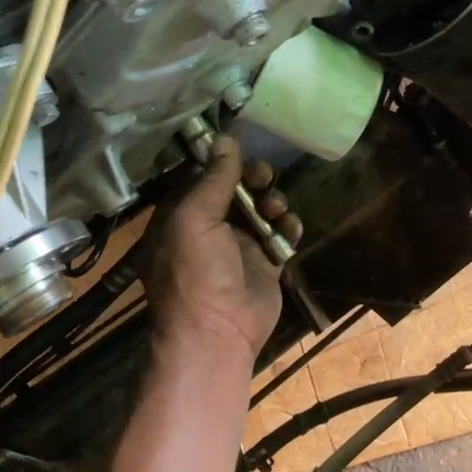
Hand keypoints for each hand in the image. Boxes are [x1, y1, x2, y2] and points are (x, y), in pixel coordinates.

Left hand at [146, 136, 298, 360]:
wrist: (217, 332)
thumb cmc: (195, 272)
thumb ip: (213, 179)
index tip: (241, 148)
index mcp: (181, 218)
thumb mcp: (195, 218)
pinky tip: (290, 228)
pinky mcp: (265, 264)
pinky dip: (288, 228)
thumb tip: (224, 139)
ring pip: (261, 210)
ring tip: (276, 210)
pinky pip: (281, 236)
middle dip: (252, 179)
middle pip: (236, 191)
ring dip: (273, 202)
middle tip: (263, 177)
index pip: (202, 178)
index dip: (222, 162)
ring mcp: (238, 248)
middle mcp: (208, 230)